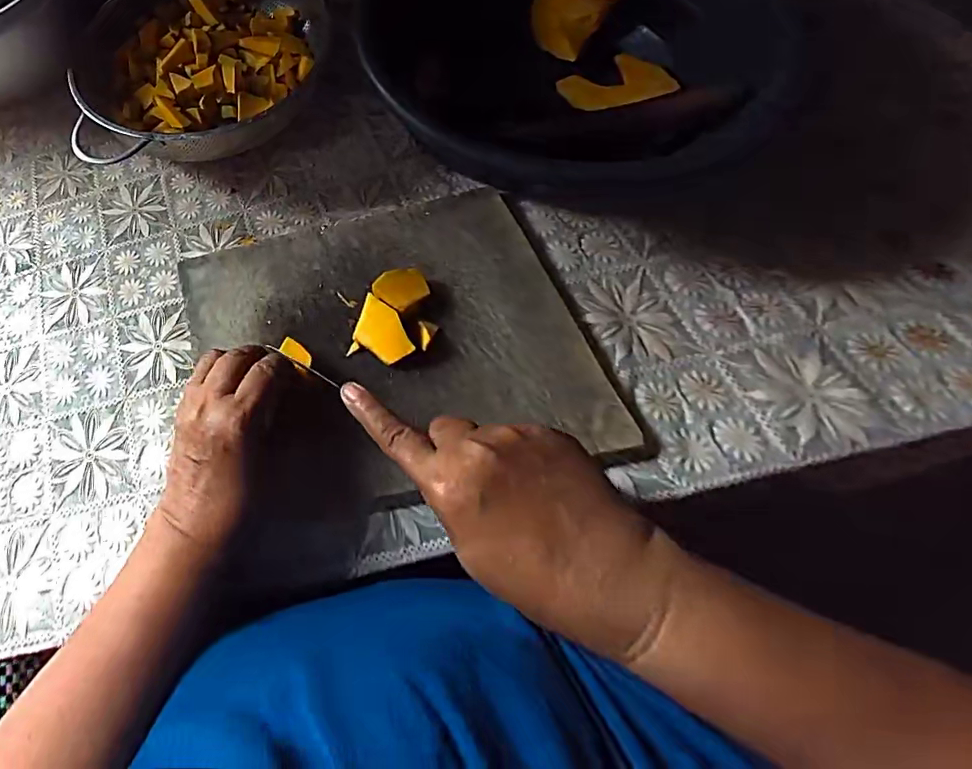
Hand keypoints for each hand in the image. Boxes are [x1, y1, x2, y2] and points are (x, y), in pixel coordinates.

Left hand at [152, 346, 286, 554]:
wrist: (194, 521)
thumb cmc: (238, 503)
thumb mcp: (272, 462)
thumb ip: (280, 420)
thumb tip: (292, 395)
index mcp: (238, 417)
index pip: (265, 371)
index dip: (285, 367)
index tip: (295, 373)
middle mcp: (210, 402)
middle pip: (237, 356)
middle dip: (260, 356)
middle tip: (276, 366)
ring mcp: (191, 403)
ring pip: (214, 358)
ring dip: (235, 358)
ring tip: (252, 370)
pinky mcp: (180, 408)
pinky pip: (198, 373)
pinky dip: (215, 369)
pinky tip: (228, 384)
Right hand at [341, 383, 686, 661]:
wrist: (621, 582)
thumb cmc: (534, 581)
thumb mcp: (469, 547)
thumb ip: (448, 500)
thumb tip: (448, 478)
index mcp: (448, 483)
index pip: (398, 440)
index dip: (370, 414)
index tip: (350, 389)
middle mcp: (475, 450)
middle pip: (445, 430)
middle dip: (453, 448)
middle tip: (482, 486)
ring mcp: (516, 437)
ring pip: (485, 434)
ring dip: (493, 453)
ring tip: (528, 493)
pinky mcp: (551, 434)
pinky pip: (522, 437)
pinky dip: (528, 456)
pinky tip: (551, 486)